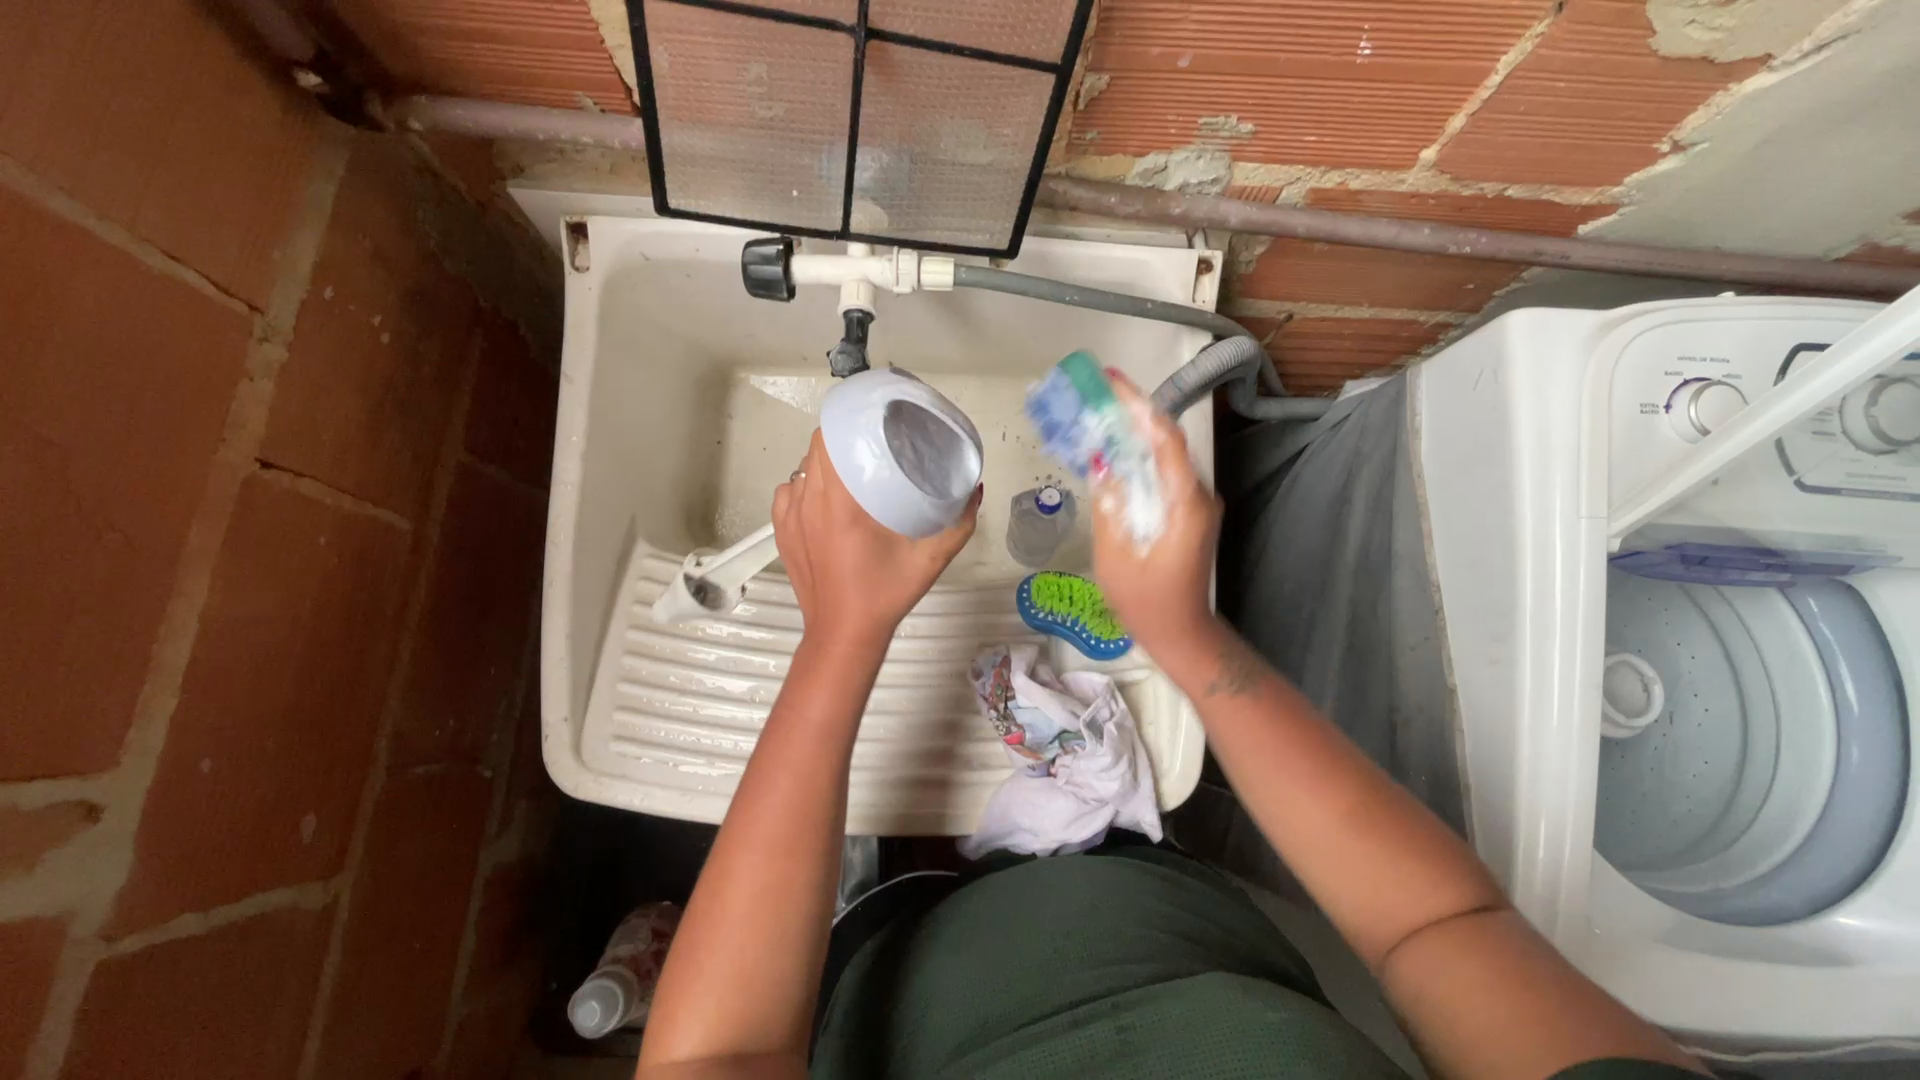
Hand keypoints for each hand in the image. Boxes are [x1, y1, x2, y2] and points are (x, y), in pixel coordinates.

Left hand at [772, 430, 981, 649]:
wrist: (843, 634)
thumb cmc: (885, 594)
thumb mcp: (930, 560)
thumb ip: (958, 523)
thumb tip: (976, 489)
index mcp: (838, 503)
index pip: (827, 441)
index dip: (844, 421)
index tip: (869, 418)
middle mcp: (807, 503)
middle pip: (814, 449)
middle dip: (839, 438)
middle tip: (868, 441)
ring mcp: (789, 519)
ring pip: (800, 470)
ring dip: (821, 462)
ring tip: (848, 467)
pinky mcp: (780, 533)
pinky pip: (788, 493)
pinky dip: (803, 486)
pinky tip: (824, 496)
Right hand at [1090, 374, 1221, 656]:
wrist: (1181, 632)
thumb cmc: (1147, 602)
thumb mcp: (1115, 554)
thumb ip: (1109, 505)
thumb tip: (1101, 464)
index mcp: (1187, 504)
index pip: (1165, 440)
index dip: (1139, 406)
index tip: (1113, 381)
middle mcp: (1200, 496)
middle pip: (1166, 443)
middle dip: (1132, 415)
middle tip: (1098, 393)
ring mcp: (1197, 504)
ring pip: (1165, 458)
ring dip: (1134, 436)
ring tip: (1099, 416)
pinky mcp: (1189, 512)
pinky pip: (1163, 476)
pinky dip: (1140, 460)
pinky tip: (1114, 454)